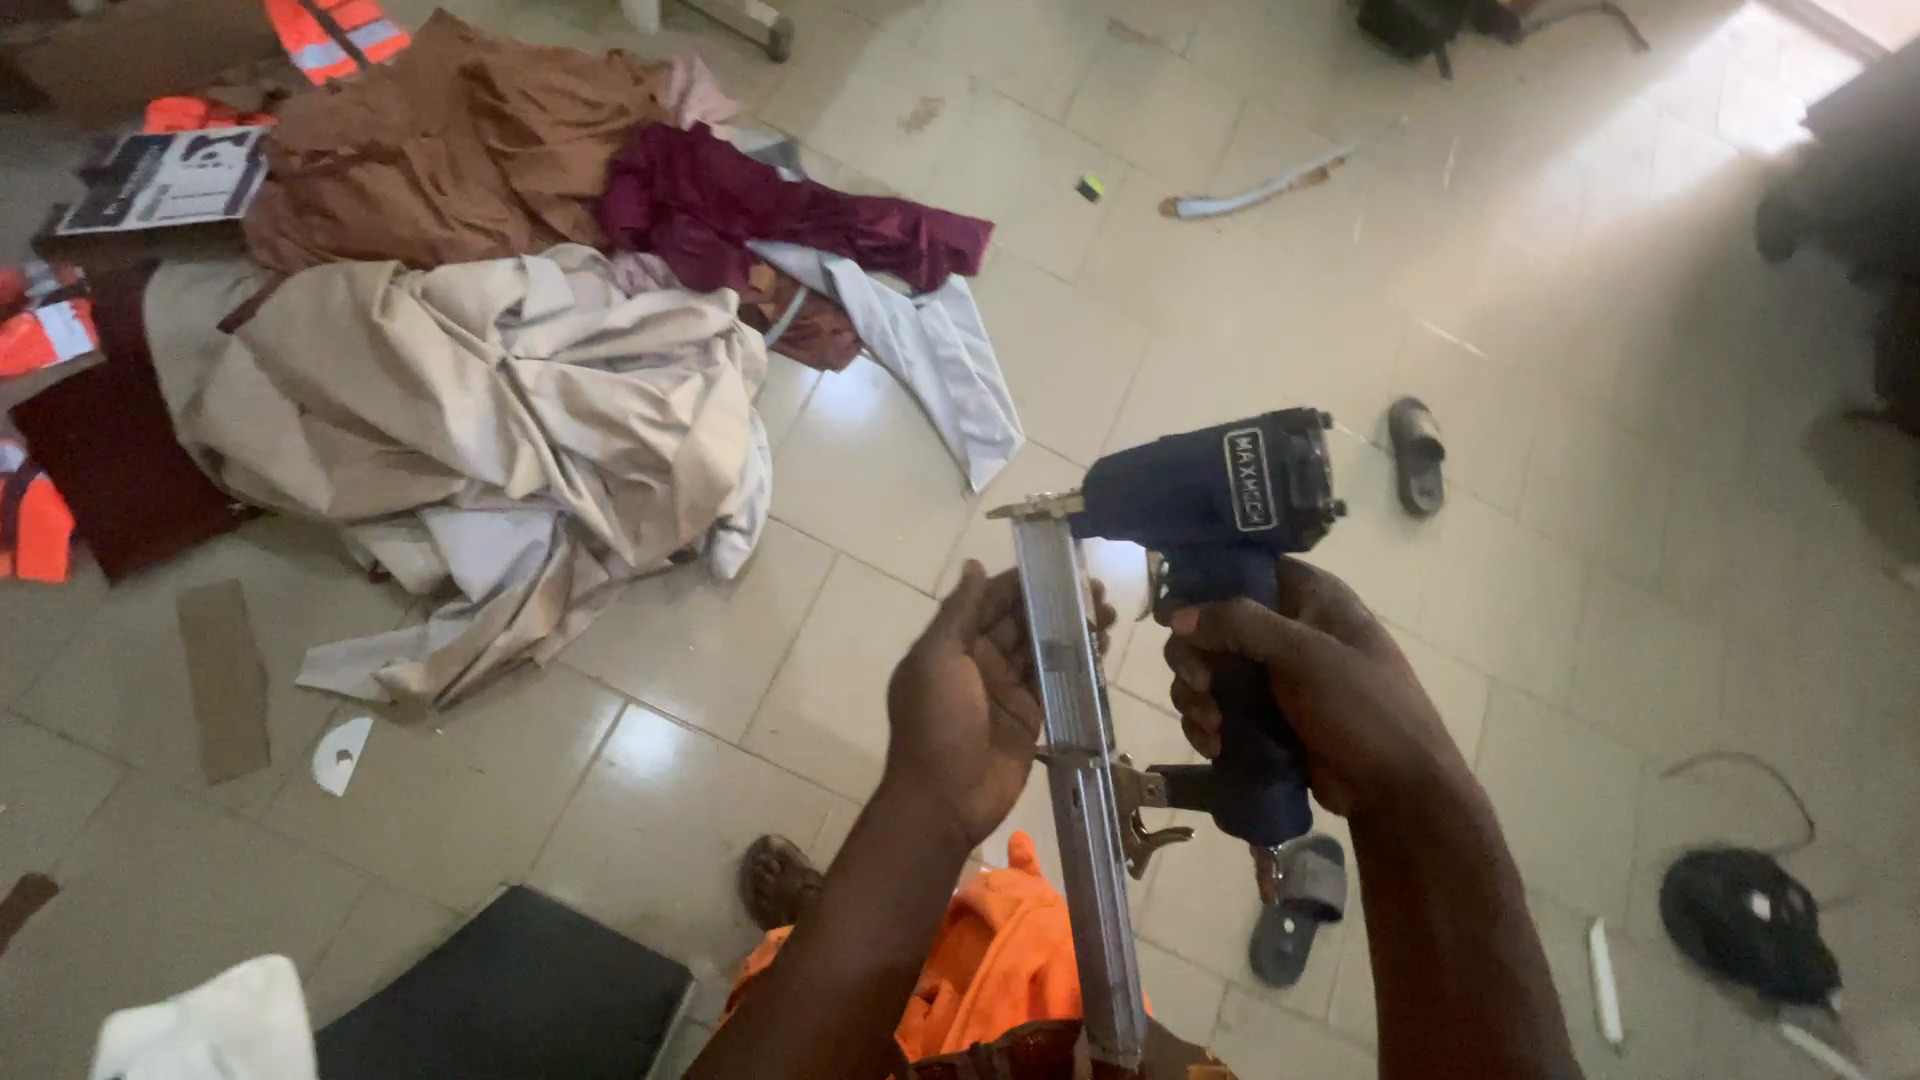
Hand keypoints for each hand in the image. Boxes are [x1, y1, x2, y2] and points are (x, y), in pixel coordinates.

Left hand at [883, 561, 1115, 847]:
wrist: (944, 799)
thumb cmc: (936, 722)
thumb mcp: (938, 659)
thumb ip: (959, 612)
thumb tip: (974, 565)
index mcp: (954, 643)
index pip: (990, 600)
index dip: (1021, 581)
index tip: (1057, 564)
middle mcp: (981, 660)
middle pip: (1021, 621)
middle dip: (1054, 603)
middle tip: (1094, 588)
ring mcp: (1007, 689)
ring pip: (1043, 648)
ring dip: (1071, 629)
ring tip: (1106, 613)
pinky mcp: (1031, 715)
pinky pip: (1056, 681)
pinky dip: (1077, 664)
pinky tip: (1101, 647)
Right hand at [1160, 558, 1468, 820]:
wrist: (1396, 792)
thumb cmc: (1364, 709)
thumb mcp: (1305, 656)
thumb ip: (1239, 625)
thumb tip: (1175, 615)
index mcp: (1308, 597)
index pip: (1241, 570)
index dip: (1201, 588)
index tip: (1172, 616)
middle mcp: (1284, 627)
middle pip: (1209, 625)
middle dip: (1193, 658)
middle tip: (1200, 684)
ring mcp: (1271, 673)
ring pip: (1205, 669)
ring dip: (1195, 696)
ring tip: (1211, 726)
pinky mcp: (1261, 714)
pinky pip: (1214, 706)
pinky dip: (1204, 724)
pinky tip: (1214, 746)